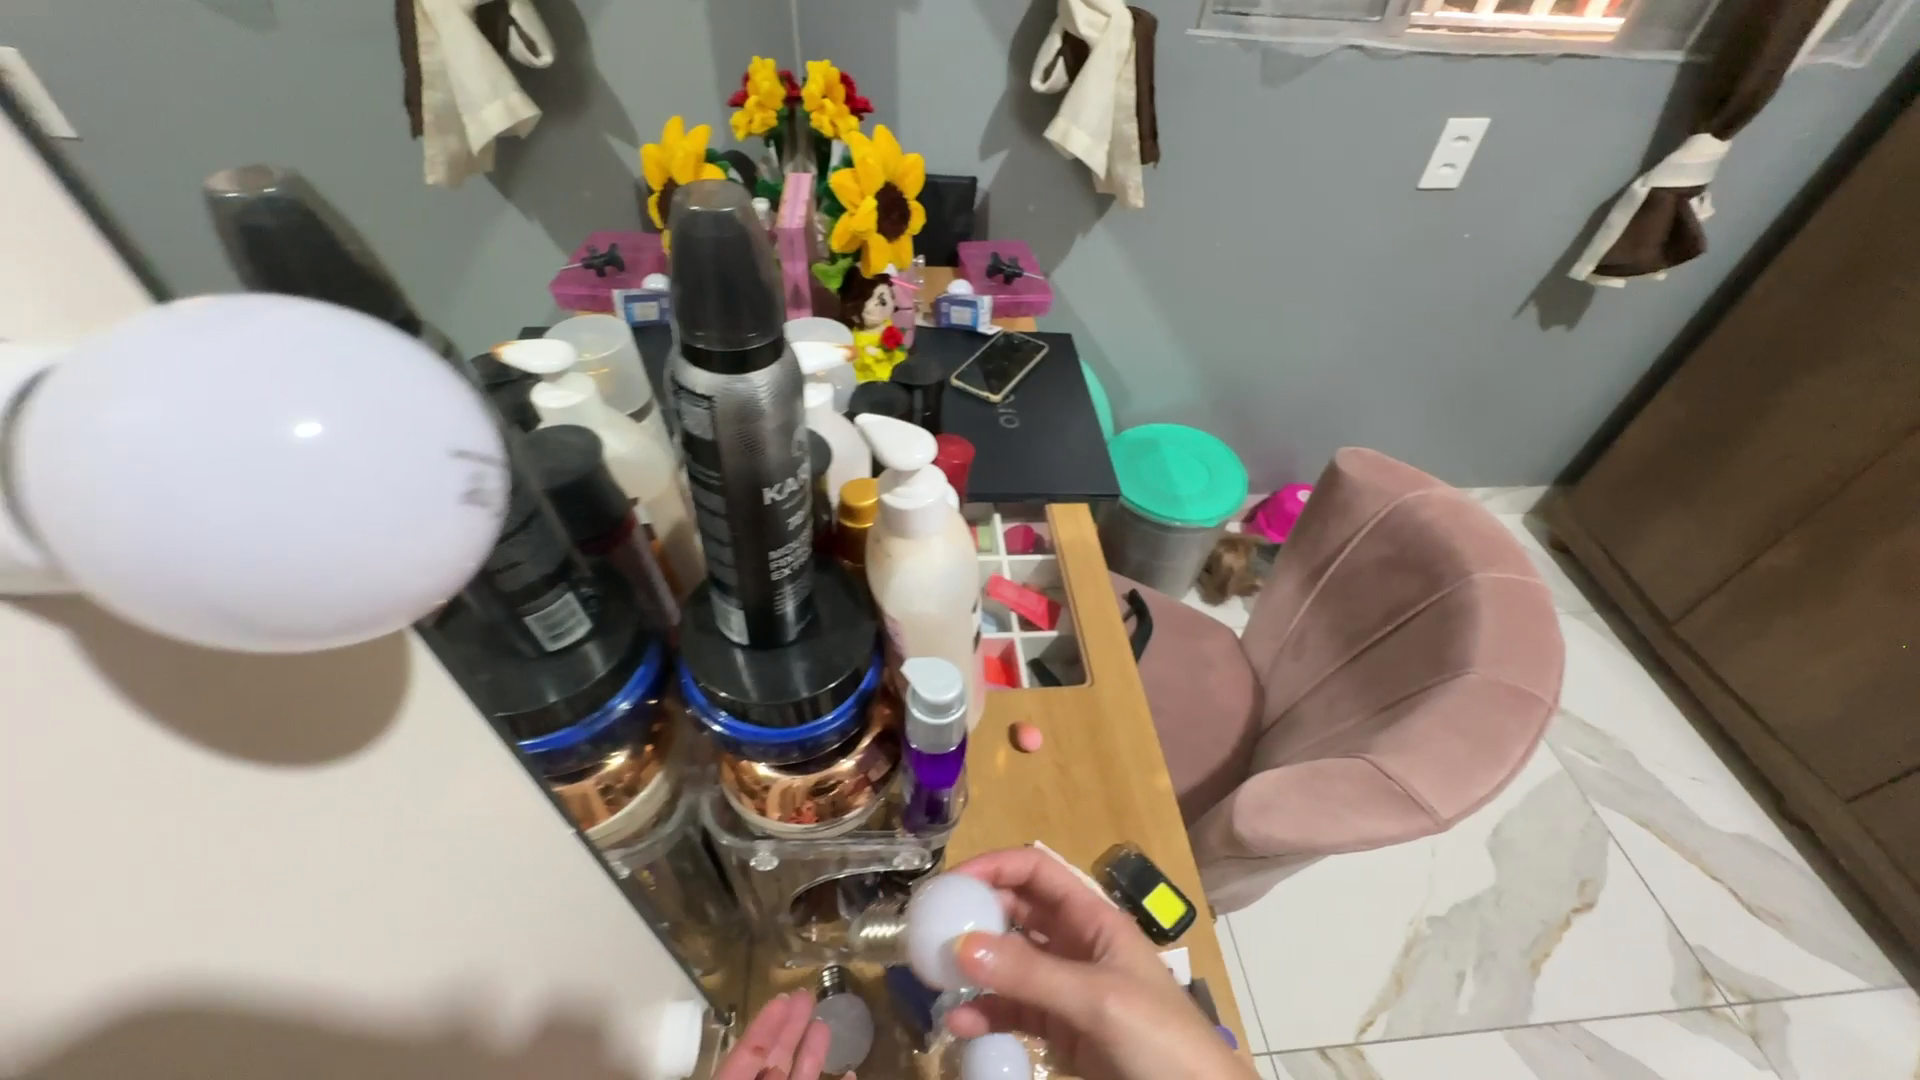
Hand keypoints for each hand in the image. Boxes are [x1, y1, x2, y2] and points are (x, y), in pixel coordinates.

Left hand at [714, 991, 842, 1079]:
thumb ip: (749, 1059)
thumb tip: (768, 1046)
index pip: (746, 1055)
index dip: (764, 1026)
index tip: (783, 996)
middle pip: (772, 1062)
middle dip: (789, 1028)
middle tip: (805, 995)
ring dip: (813, 1053)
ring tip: (825, 1022)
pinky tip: (851, 1071)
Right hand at [944, 848, 1254, 1079]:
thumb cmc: (1160, 1039)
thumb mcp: (1097, 1000)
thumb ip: (1030, 973)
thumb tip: (960, 944)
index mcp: (1093, 918)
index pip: (1037, 871)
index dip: (995, 866)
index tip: (952, 883)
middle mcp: (1075, 943)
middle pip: (1018, 911)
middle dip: (977, 914)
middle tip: (933, 928)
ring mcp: (1067, 987)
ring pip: (1010, 961)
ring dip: (975, 965)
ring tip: (936, 975)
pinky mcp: (1061, 1030)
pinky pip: (1014, 1010)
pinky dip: (986, 1013)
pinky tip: (961, 1022)